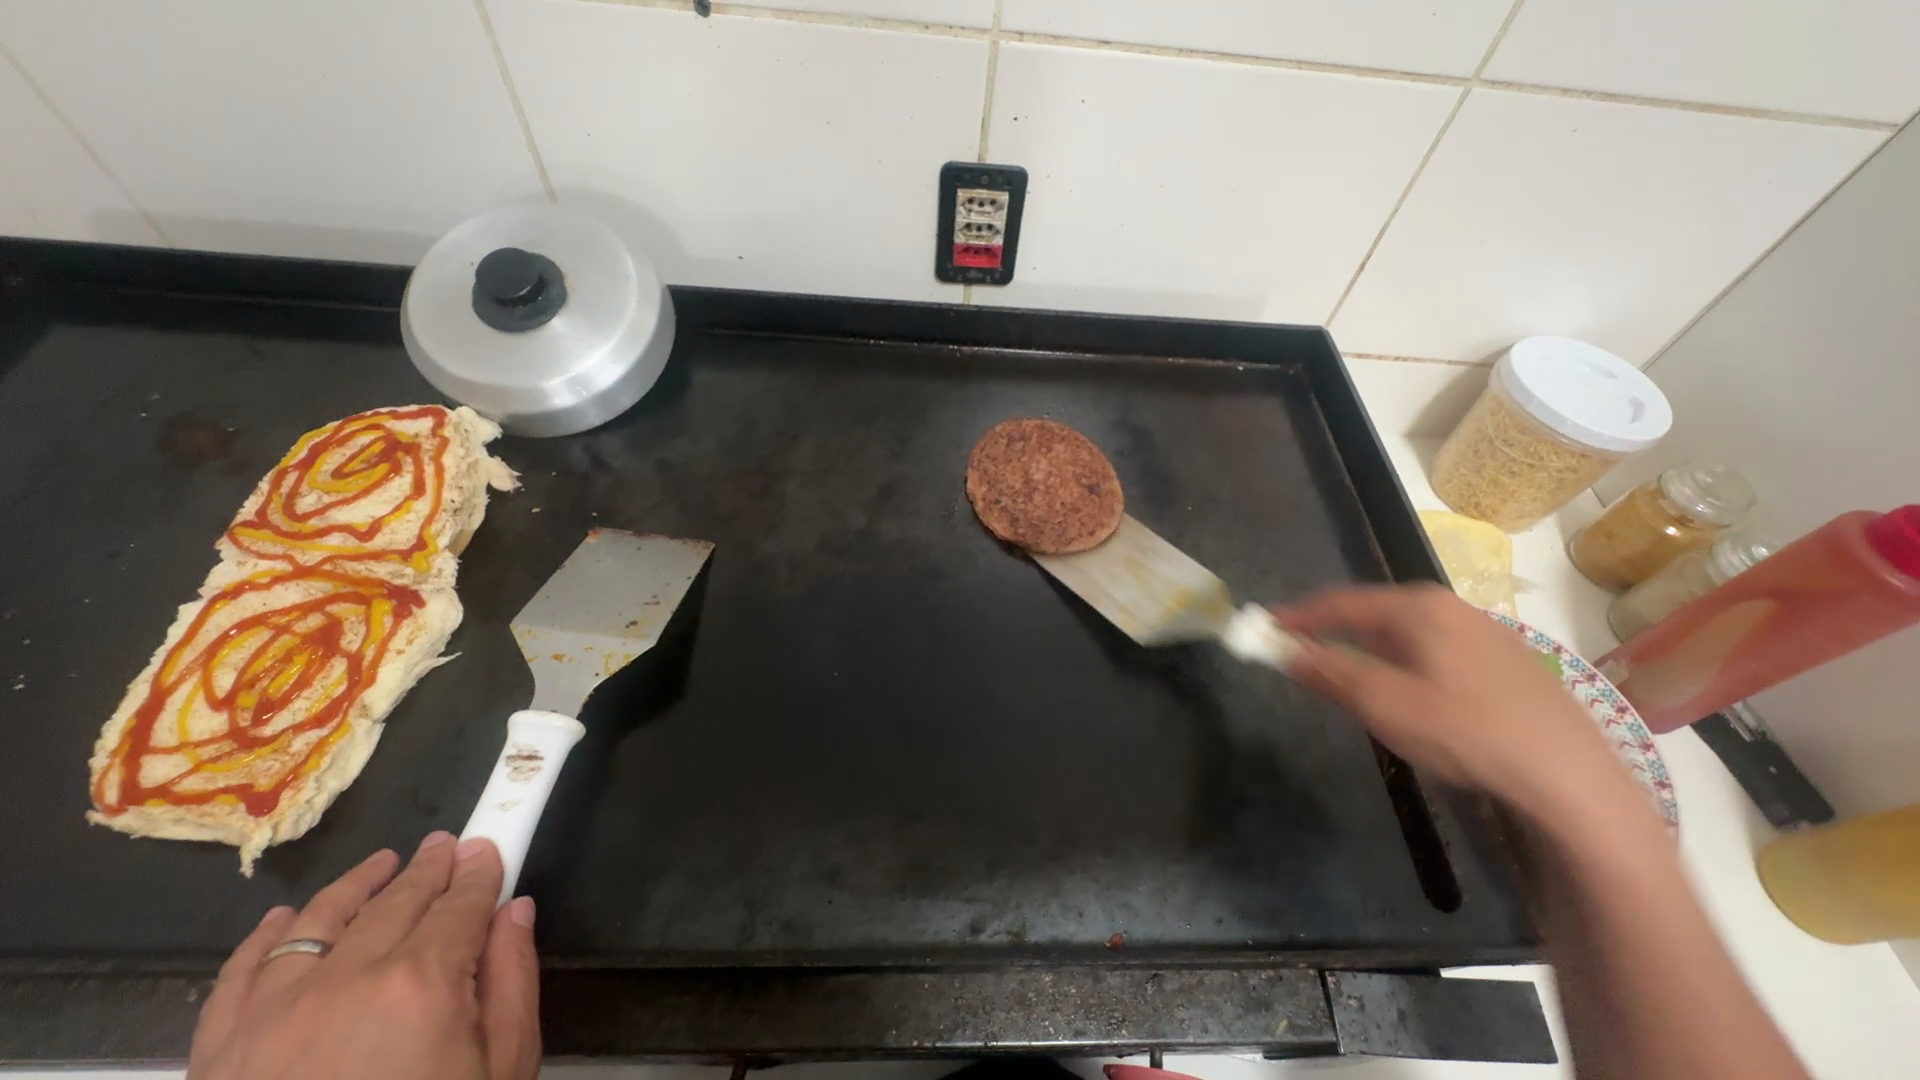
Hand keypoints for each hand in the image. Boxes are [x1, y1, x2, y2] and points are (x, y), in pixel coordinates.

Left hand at [188, 833, 539, 1079]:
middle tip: (448, 844)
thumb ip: (512, 982)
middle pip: (398, 901)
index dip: (479, 872)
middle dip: (430, 867)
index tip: (488, 849)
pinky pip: (240, 974)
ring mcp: (274, 1014)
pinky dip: (268, 937)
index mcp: (424, 984)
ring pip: (322, 920)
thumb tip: (514, 911)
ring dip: (359, 883)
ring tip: (384, 863)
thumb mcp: (504, 1071)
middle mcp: (347, 981)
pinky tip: (290, 917)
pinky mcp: (219, 1054)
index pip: (460, 903)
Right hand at [1273, 584, 1633, 821]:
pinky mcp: (1508, 663)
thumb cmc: (1466, 733)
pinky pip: (1435, 651)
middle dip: (1333, 631)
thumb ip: (1329, 671)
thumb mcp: (1383, 705)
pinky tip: (1408, 694)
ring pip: (1407, 633)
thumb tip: (1284, 649)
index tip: (1263, 627)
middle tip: (1300, 652)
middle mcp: (1453, 608)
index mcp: (1419, 608)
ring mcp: (1486, 633)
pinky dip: (1403, 663)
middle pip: (1375, 613)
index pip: (1340, 602)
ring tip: (1346, 675)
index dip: (1297, 615)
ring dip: (1368, 649)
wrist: (1572, 780)